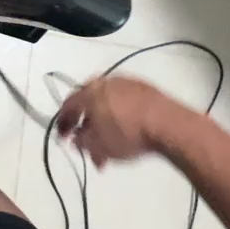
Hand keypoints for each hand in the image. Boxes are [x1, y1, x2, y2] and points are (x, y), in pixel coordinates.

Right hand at [54, 77, 187, 167]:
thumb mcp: (98, 145)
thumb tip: (76, 137)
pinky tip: (127, 132)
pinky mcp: (144, 88)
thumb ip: (81, 141)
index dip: (62, 124)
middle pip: (88, 104)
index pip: (67, 106)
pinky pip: (124, 103)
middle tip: (88, 144)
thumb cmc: (127, 134)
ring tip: (111, 147)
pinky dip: (120, 117)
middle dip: (86, 126)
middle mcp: (104, 82)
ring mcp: (126, 82)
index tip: (64, 139)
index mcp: (88, 92)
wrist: (167, 123)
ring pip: (107, 104)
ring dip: (104, 124)